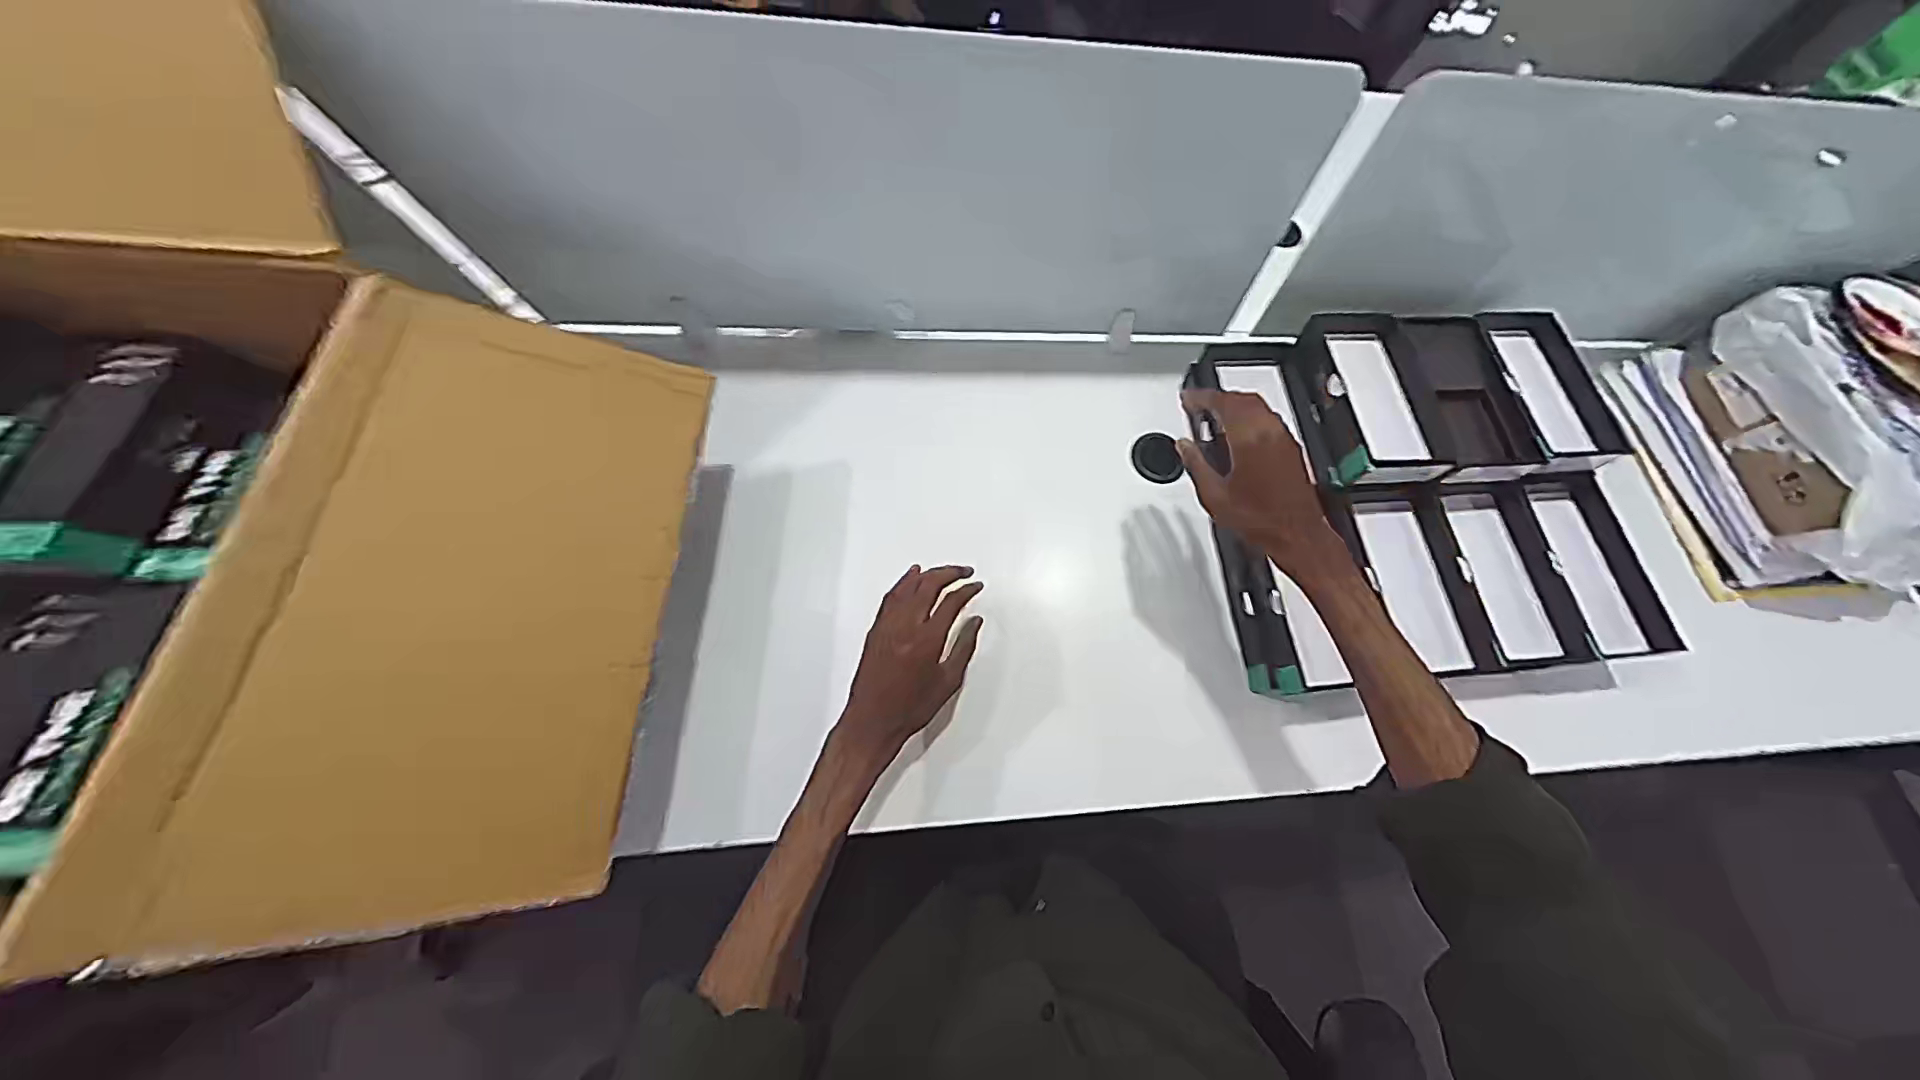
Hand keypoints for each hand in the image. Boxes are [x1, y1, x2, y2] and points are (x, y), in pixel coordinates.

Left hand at [835, 565, 984, 763]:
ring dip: (927, 574)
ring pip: (908, 587)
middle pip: (929, 585)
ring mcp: (888, 626)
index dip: (967, 590)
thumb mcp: (948, 681)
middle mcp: (905, 627)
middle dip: (950, 573)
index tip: (975, 587)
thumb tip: (974, 623)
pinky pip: (891, 597)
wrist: (873, 722)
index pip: (951, 601)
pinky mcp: (876, 630)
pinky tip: (910, 578)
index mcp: (927, 639)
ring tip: (942, 570)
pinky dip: (903, 583)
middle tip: (963, 572)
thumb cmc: (908, 709)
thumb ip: (963, 647)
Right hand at [1177, 388, 1345, 575]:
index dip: (1201, 397)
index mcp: (1249, 439)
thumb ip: (1195, 464)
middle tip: (1197, 405)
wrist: (1296, 534)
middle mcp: (1270, 433)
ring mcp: (1283, 440)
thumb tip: (1184, 446)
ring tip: (1212, 419)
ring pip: (1257, 408)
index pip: (1223, 403)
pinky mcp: (1290, 449)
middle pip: (1243, 399)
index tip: (1188, 398)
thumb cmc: (1261, 520)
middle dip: (1218, 399)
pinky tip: (1234, 436)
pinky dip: (1247, 419)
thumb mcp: (1213, 495)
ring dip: (1234, 407)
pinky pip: (1267, 421)